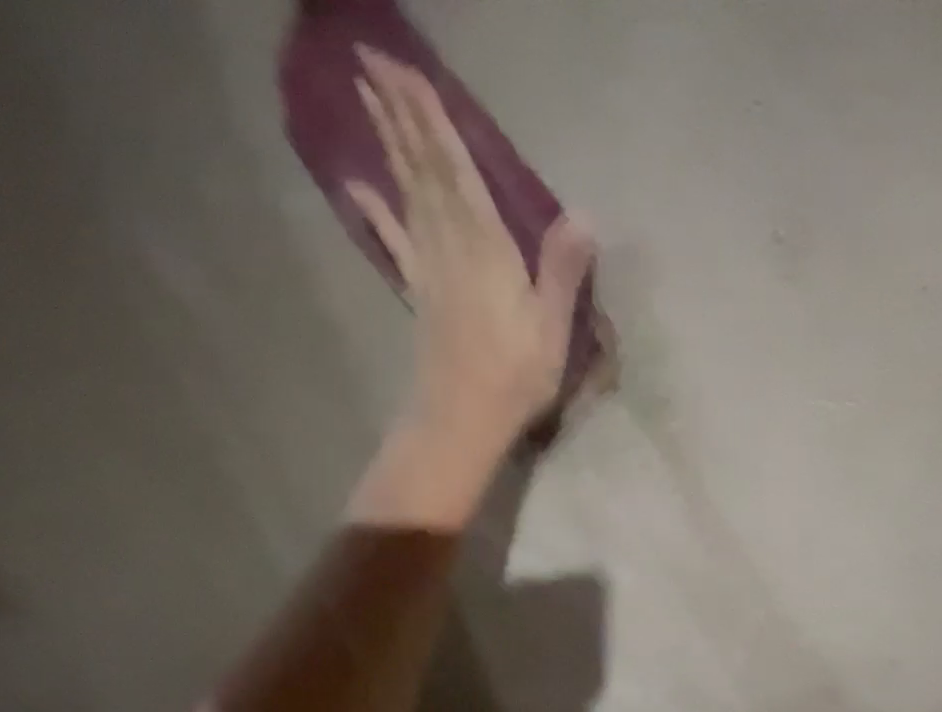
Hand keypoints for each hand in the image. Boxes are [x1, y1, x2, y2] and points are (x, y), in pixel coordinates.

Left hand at [346, 46, 594, 454]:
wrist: (459, 421)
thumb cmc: (514, 378)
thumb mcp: (551, 328)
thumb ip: (562, 271)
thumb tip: (583, 216)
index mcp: (485, 250)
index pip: (456, 173)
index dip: (434, 122)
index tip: (409, 75)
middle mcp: (449, 246)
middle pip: (422, 169)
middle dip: (401, 113)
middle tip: (372, 60)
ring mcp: (428, 266)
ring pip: (406, 191)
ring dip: (389, 142)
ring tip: (368, 96)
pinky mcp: (419, 289)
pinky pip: (394, 239)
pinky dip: (376, 210)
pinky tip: (357, 186)